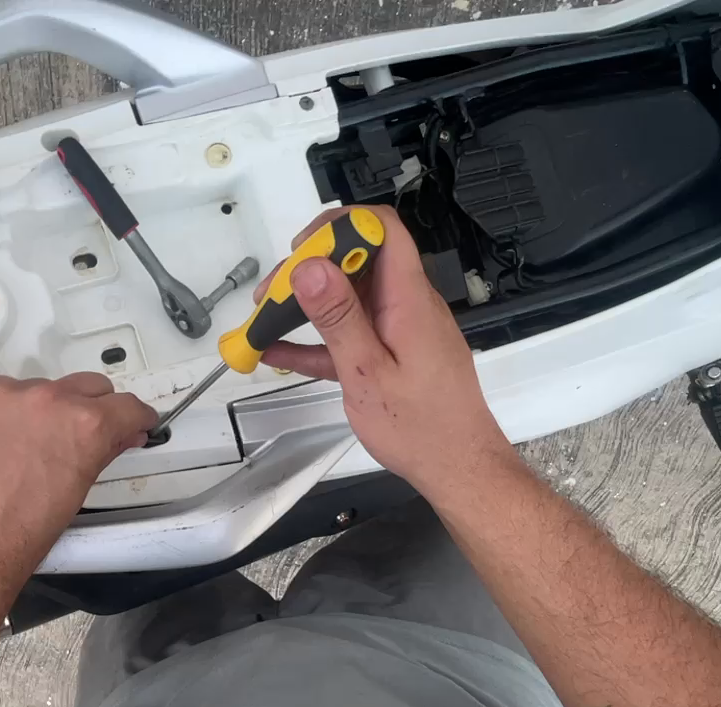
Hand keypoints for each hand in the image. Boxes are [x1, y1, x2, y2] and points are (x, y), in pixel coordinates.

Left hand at [0, 373, 155, 571]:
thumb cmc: (26, 529)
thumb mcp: (80, 488)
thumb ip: (106, 450)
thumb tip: (123, 434)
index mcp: (86, 424)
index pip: (126, 405)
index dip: (134, 417)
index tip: (132, 422)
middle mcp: (49, 399)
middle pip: (88, 386)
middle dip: (93, 409)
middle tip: (79, 437)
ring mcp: (5, 393)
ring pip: (42, 387)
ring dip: (45, 410)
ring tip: (28, 447)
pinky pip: (0, 391)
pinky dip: (5, 410)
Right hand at [261, 206, 513, 501]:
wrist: (457, 468)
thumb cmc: (419, 427)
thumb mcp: (367, 373)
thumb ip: (339, 319)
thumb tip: (310, 267)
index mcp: (408, 299)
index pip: (382, 231)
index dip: (339, 226)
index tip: (299, 249)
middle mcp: (406, 305)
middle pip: (357, 264)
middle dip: (308, 271)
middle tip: (267, 296)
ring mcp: (399, 331)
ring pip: (348, 302)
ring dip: (306, 308)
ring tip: (263, 321)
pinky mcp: (391, 356)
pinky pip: (350, 337)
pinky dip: (317, 342)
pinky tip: (278, 353)